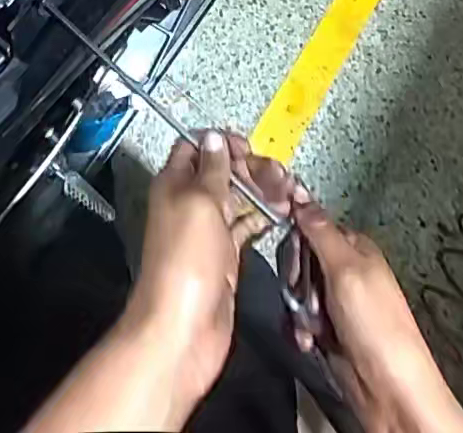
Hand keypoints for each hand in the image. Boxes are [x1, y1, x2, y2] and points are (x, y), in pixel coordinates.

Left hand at [22, 129, 293, 432]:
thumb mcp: (200, 203)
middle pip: (219, 171)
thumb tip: (213, 137)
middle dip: (248, 167)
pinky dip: (262, 217)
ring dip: (260, 191)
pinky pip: (244, 226)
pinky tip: (281, 213)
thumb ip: (211, 169)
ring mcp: (207, 229)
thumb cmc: (186, 260)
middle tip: (277, 174)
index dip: (221, 142)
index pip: (195, 147)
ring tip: (288, 190)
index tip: (249, 147)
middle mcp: (188, 201)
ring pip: (235, 198)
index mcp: (174, 182)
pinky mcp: (224, 255)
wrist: (185, 325)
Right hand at [287, 196, 462, 432]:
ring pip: (294, 287)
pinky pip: (297, 314)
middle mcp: (346, 270)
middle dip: (295, 280)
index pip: (308, 224)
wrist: (392, 396)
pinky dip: (299, 327)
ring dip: (297, 308)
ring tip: (313, 327)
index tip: (295, 259)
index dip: (296, 241)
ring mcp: (337, 300)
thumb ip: (320, 230)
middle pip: (297, 256)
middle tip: (309, 297)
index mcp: (355, 248)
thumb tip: (300, 195)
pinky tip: (310, 339)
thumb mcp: (346, 270)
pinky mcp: (328, 326)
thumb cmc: (378, 331)